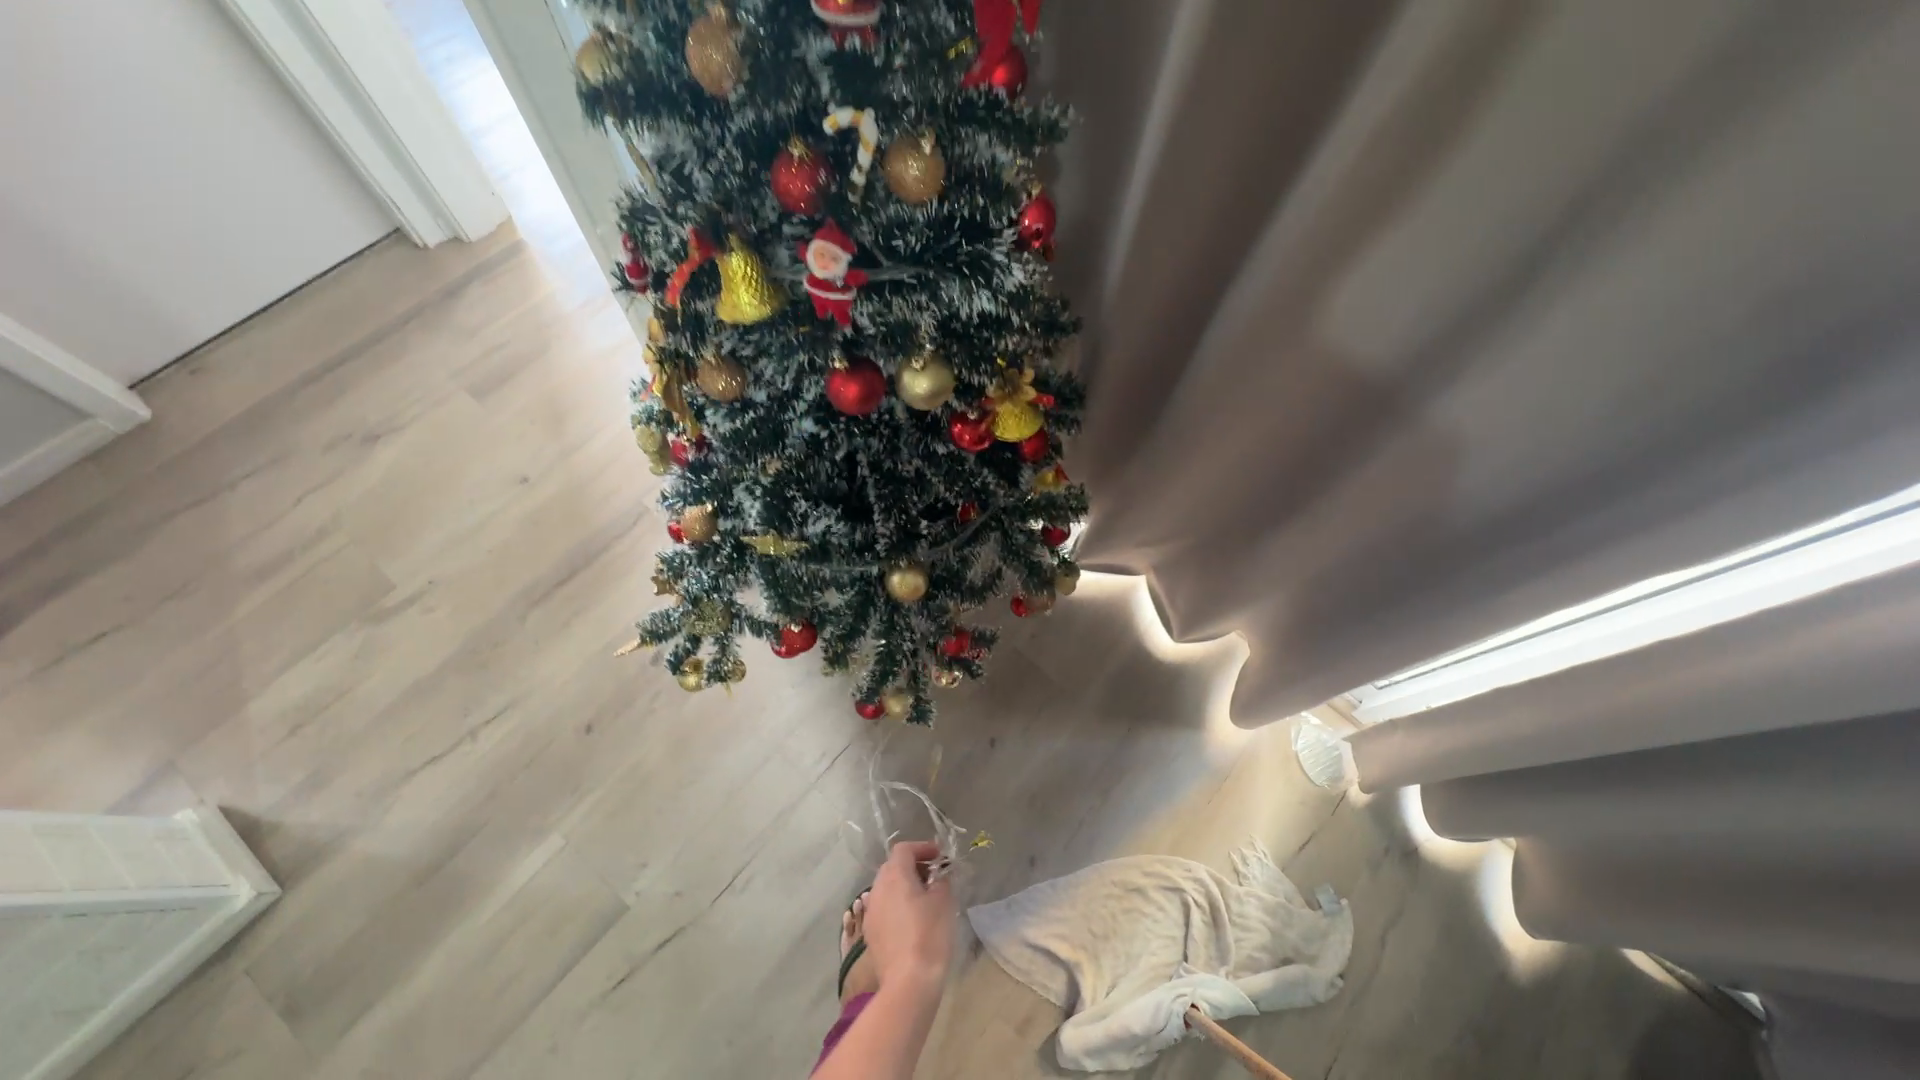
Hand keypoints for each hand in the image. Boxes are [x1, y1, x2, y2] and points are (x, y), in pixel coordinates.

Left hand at [863, 840, 954, 995]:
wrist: (908, 981)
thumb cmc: (929, 935)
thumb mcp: (944, 902)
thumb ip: (942, 881)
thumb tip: (939, 876)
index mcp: (894, 876)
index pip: (904, 849)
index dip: (922, 848)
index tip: (940, 857)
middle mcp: (877, 889)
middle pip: (892, 867)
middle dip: (913, 867)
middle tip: (934, 877)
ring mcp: (870, 913)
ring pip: (886, 889)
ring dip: (904, 887)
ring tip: (925, 899)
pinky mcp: (870, 933)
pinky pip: (884, 909)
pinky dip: (897, 906)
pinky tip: (912, 922)